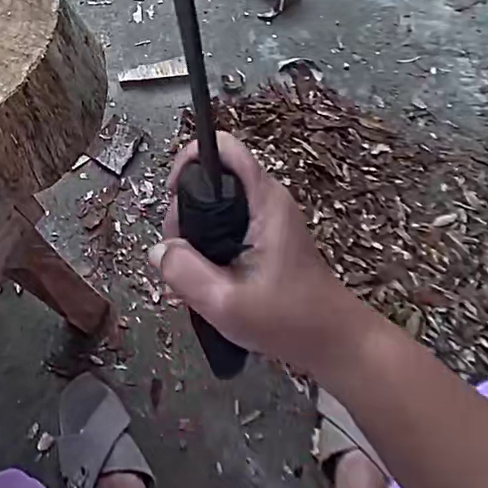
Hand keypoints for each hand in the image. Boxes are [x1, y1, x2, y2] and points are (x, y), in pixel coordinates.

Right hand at [152, 132, 369, 368]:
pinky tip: (205, 275)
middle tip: (180, 250)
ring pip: (218, 204)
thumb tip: (158, 250)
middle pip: (214, 178)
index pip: (226, 149)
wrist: (329, 338)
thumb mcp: (225, 302)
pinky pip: (228, 223)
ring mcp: (269, 218)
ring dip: (196, 231)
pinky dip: (210, 242)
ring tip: (191, 269)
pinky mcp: (267, 236)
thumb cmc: (289, 320)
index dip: (191, 158)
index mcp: (265, 201)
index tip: (173, 192)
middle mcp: (268, 201)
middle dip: (186, 208)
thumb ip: (185, 272)